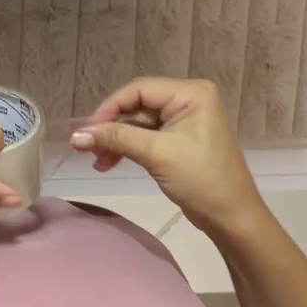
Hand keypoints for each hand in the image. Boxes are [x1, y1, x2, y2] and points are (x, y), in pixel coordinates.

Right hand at [69, 78, 263, 235]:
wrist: (231, 217)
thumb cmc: (201, 180)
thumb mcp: (156, 154)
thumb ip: (115, 139)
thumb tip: (75, 136)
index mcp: (190, 93)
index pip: (138, 89)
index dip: (108, 108)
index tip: (86, 133)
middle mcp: (188, 99)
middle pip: (136, 105)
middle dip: (111, 128)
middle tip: (88, 150)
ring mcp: (184, 120)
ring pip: (138, 123)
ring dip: (116, 141)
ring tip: (99, 162)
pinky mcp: (179, 139)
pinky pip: (146, 136)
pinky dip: (127, 148)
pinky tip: (110, 163)